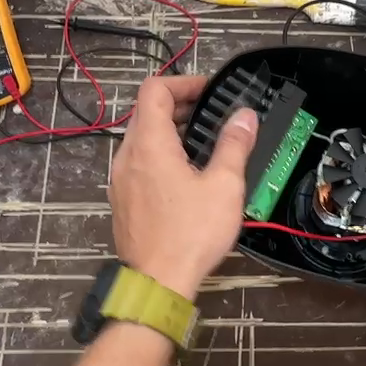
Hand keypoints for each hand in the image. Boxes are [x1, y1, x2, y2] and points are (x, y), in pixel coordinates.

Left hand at [108, 75, 258, 298]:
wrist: (158, 283)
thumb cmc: (191, 233)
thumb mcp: (223, 186)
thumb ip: (234, 145)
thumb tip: (245, 116)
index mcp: (149, 144)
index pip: (154, 90)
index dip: (183, 82)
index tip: (210, 91)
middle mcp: (127, 156)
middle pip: (146, 112)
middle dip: (179, 106)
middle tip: (212, 115)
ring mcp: (120, 180)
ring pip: (141, 139)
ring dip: (170, 132)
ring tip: (203, 144)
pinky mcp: (122, 200)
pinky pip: (138, 163)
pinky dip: (160, 155)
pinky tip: (187, 175)